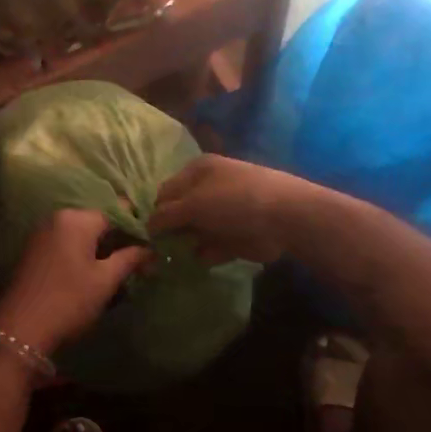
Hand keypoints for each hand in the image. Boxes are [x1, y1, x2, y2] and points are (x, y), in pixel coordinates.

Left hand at [0, 209, 151, 354]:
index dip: (138, 229)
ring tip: (118, 271)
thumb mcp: (105, 281)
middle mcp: (57, 219)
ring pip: (81, 235)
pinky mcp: (33, 253)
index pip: (118, 212)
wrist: (20, 328)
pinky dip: (81, 255)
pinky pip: (65, 246)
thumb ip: (130, 259)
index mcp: (77, 219)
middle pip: (98, 222)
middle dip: (119, 240)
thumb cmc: (68, 300)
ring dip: (100, 249)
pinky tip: (93, 275)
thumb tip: (150, 249)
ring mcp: (41, 235)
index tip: (152, 247)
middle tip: (139, 263)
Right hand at [147, 155, 310, 263]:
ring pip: (192, 233)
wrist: (284, 218)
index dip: (154, 213)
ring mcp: (221, 215)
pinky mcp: (233, 237)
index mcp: (197, 172)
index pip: (164, 193)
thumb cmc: (232, 201)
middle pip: (177, 214)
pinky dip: (205, 255)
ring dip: (183, 246)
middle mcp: (207, 190)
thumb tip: (147, 227)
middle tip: (156, 252)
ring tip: (174, 259)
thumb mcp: (191, 204)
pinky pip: (210, 248)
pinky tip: (203, 258)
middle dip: (167, 232)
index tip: (146, 235)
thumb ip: (164, 216)